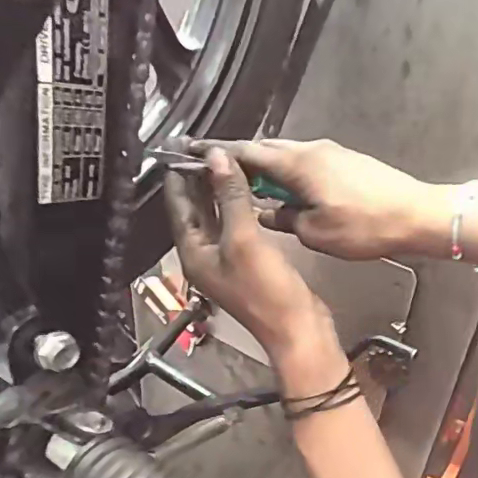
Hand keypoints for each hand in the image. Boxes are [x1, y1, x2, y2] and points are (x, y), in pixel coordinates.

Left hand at [165, 148, 334, 357]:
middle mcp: (205, 256)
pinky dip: (238, 207)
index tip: (181, 147)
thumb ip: (230, 197)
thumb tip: (216, 157)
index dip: (179, 176)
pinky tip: (247, 191)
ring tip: (226, 161)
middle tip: (205, 147)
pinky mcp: (249, 263)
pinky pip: (237, 227)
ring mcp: (228, 261)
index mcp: (194, 253)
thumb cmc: (266, 291)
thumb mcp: (245, 239)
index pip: (178, 206)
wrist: (298, 330)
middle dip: (199, 180)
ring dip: (219, 191)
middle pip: (196, 211)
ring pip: (217, 217)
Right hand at [191, 138, 451, 260]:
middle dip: (243, 162)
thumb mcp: (316, 233)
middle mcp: (312, 149)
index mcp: (298, 163)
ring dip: (269, 170)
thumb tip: (270, 213)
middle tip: (223, 177)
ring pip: (288, 156)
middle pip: (267, 149)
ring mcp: (332, 152)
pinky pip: (307, 163)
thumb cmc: (366, 226)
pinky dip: (291, 174)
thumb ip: (286, 219)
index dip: (219, 153)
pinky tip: (291, 194)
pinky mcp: (347, 161)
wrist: (417, 215)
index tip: (194, 153)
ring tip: (256, 191)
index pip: (248, 152)